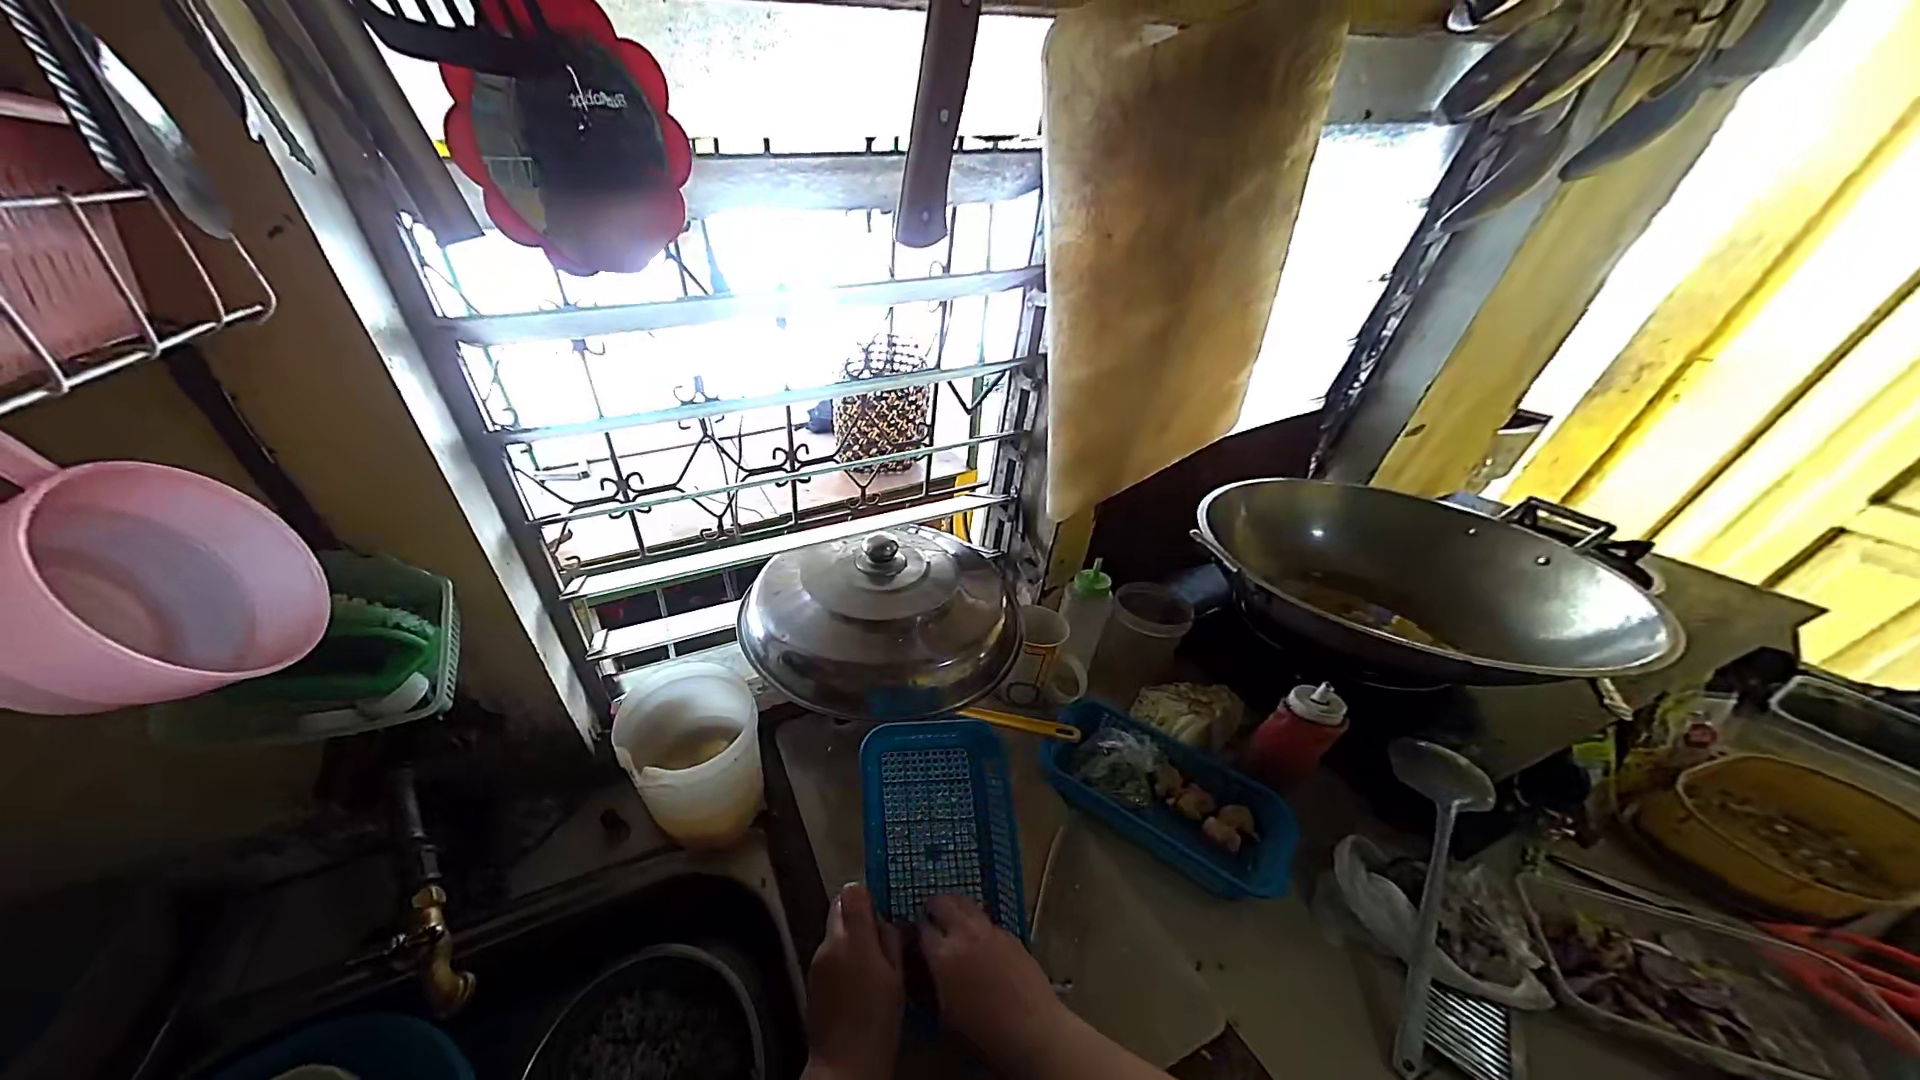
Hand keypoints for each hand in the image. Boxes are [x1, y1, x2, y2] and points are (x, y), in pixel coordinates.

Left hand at [805, 883, 903, 1079]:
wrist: (843, 1066)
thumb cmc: (879, 1022)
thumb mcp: (897, 977)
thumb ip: (890, 940)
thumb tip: (883, 922)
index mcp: (855, 940)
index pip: (853, 893)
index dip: (866, 896)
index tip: (879, 912)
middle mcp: (830, 943)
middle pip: (839, 906)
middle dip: (856, 912)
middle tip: (876, 936)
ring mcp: (816, 960)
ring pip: (833, 929)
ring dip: (848, 934)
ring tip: (868, 963)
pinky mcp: (810, 978)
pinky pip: (827, 951)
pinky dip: (840, 954)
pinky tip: (853, 980)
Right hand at [919, 893, 1063, 1065]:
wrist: (1032, 1030)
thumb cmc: (983, 1033)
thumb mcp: (945, 1016)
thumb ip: (933, 984)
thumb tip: (928, 969)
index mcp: (943, 955)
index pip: (922, 929)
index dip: (917, 931)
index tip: (916, 937)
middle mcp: (965, 933)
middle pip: (943, 903)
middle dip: (934, 906)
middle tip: (931, 915)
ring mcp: (989, 930)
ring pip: (967, 904)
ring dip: (956, 907)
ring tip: (954, 918)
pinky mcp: (1010, 934)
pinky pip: (988, 920)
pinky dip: (979, 923)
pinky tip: (981, 939)